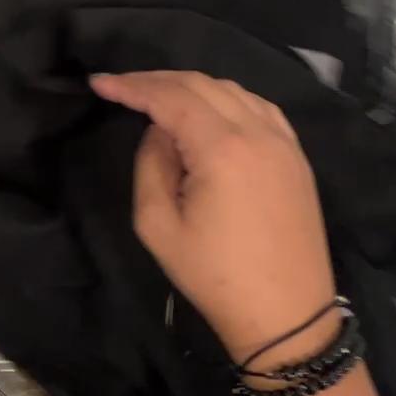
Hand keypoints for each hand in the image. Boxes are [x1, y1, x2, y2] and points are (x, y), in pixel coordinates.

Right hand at [91, 71, 335, 362]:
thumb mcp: (157, 224)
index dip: (131, 85)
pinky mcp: (296, 156)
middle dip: (156, 79)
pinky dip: (226, 98)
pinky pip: (259, 106)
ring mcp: (283, 143)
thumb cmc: (214, 275)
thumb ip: (150, 164)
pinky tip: (208, 109)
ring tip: (158, 96)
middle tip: (122, 86)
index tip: (98, 83)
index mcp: (222, 149)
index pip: (169, 97)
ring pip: (231, 89)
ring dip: (190, 86)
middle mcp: (257, 133)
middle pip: (200, 84)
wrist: (286, 316)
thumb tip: (158, 132)